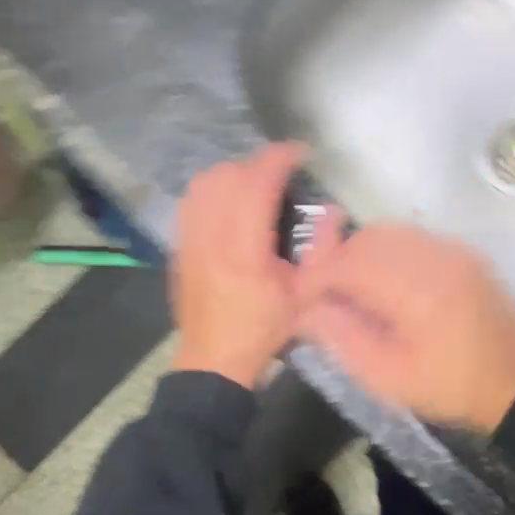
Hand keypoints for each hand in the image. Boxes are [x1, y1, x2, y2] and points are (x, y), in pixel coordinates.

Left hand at [169, 143, 306, 387]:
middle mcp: (210, 239)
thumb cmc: (264, 331)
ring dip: (232, 173)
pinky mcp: (179, 247)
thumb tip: (335, 210)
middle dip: (257, 164)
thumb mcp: (305, 298)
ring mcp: (189, 241)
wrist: (214, 361)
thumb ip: (323, 252)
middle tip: (282, 173)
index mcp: (244, 253)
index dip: (278, 160)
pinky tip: (231, 202)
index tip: (299, 153)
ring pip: (203, 184)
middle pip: (226, 176)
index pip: (255, 186)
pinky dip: (212, 189)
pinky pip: (190, 201)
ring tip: (256, 183)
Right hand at [294, 224, 514, 431]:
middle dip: (337, 261)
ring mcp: (452, 251)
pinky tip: (385, 284)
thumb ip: (344, 340)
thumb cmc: (450, 388)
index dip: (318, 277)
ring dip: (361, 254)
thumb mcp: (390, 379)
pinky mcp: (463, 253)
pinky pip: (413, 238)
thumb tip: (306, 311)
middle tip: (324, 295)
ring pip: (389, 233)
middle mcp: (435, 258)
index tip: (303, 300)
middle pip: (368, 239)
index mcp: (417, 291)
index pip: (350, 263)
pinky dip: (387, 252)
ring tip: (352, 290)